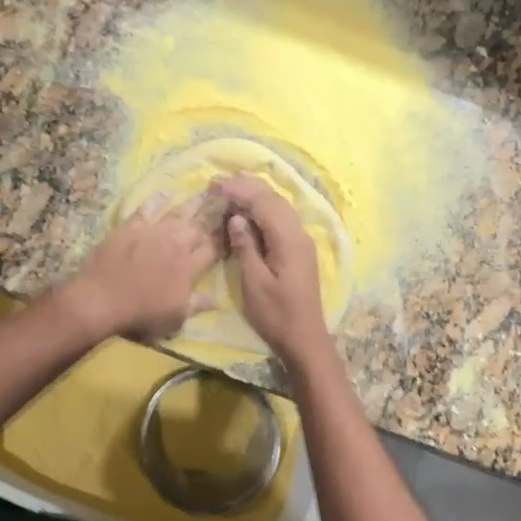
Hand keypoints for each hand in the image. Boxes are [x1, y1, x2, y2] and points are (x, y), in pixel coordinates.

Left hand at [63, 195, 217, 340]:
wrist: (103, 299)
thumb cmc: (141, 314)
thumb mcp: (175, 318)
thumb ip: (198, 305)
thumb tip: (219, 301)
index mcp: (189, 267)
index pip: (212, 249)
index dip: (221, 242)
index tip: (227, 234)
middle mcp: (176, 245)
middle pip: (198, 228)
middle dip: (211, 217)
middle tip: (220, 206)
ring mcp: (153, 232)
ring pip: (177, 214)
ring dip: (192, 204)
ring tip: (203, 194)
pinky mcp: (131, 226)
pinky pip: (147, 208)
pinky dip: (156, 200)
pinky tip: (164, 193)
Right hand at [214, 175, 329, 361]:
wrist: (304, 339)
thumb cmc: (276, 314)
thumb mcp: (254, 282)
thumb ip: (245, 246)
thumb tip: (237, 217)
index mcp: (289, 240)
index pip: (264, 203)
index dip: (240, 190)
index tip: (215, 185)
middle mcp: (299, 234)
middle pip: (275, 199)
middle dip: (248, 186)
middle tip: (220, 181)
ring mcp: (301, 242)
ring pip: (280, 207)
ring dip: (257, 195)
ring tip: (233, 186)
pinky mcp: (298, 250)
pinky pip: (281, 219)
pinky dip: (264, 209)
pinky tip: (250, 210)